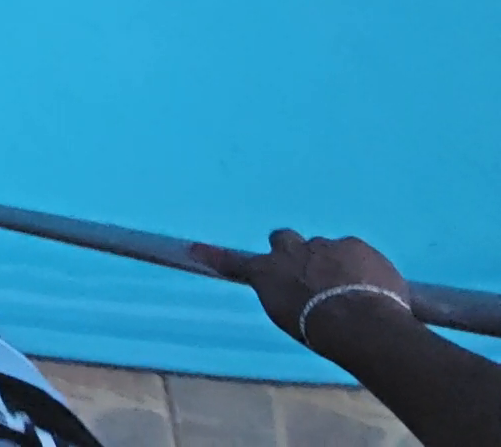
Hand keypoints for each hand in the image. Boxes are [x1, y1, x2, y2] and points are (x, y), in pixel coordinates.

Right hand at [196, 230, 411, 353]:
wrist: (361, 324)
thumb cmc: (319, 329)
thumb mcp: (287, 315)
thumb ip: (281, 294)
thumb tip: (284, 291)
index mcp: (263, 270)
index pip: (232, 261)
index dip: (214, 256)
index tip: (193, 249)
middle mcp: (286, 250)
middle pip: (284, 239)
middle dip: (295, 251)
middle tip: (311, 271)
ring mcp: (321, 245)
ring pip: (324, 247)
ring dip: (333, 260)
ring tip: (354, 285)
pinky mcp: (356, 245)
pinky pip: (356, 250)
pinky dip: (363, 263)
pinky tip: (375, 282)